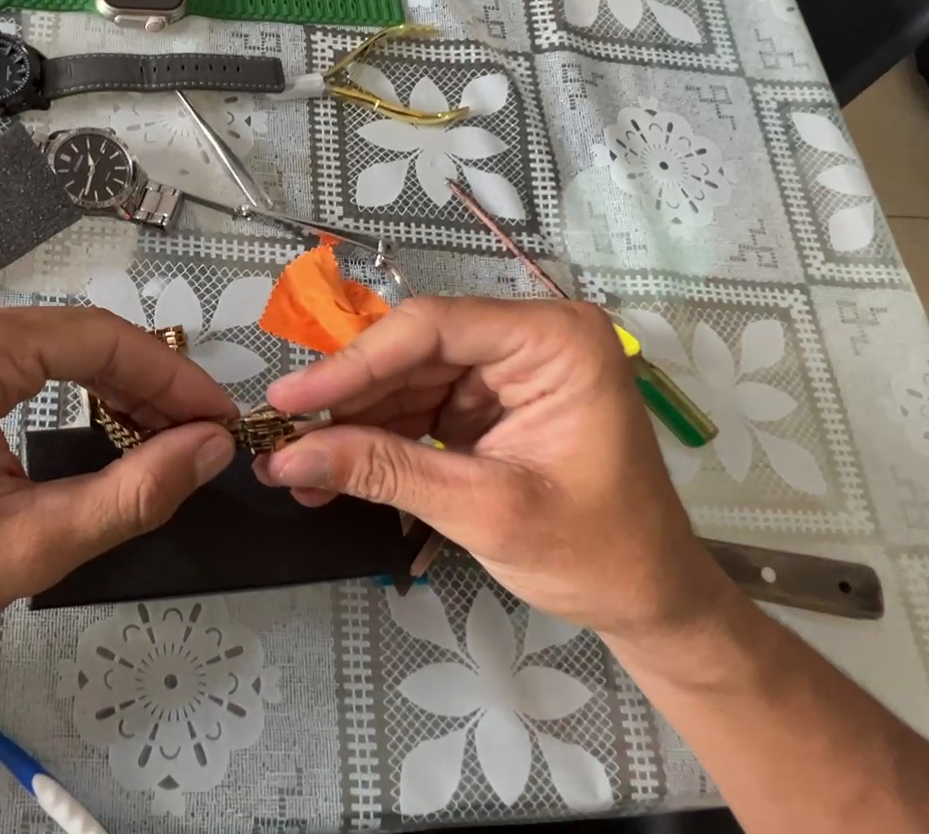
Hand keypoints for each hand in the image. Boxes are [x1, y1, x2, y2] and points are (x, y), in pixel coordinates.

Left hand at [0, 307, 237, 680]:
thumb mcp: (32, 544)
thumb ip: (134, 492)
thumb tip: (210, 448)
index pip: (99, 339)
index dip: (173, 377)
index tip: (222, 420)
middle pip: (78, 338)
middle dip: (147, 384)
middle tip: (201, 437)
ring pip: (52, 352)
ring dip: (113, 389)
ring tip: (163, 438)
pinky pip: (18, 369)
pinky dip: (70, 395)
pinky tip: (103, 429)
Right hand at [256, 297, 735, 643]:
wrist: (648, 601)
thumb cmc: (595, 553)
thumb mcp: (484, 510)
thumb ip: (383, 472)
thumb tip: (287, 460)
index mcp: (554, 342)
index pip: (433, 328)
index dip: (353, 362)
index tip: (290, 399)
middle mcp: (525, 341)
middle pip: (410, 352)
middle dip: (345, 399)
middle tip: (280, 434)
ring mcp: (502, 372)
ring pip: (401, 381)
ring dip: (349, 425)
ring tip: (294, 465)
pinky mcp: (482, 405)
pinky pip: (412, 409)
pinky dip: (371, 441)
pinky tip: (328, 470)